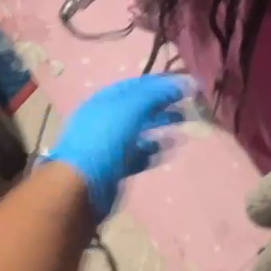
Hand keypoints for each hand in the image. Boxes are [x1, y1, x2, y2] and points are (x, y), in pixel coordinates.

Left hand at [42, 74, 186, 220]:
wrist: (80, 187)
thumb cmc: (103, 140)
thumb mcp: (129, 109)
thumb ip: (155, 94)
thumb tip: (182, 82)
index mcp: (105, 100)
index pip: (137, 85)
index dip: (161, 83)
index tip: (186, 85)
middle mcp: (107, 119)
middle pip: (140, 107)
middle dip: (164, 104)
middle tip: (189, 105)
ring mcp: (110, 144)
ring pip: (142, 130)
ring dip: (163, 126)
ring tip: (185, 125)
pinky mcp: (116, 167)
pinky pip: (140, 154)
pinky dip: (156, 150)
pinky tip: (172, 149)